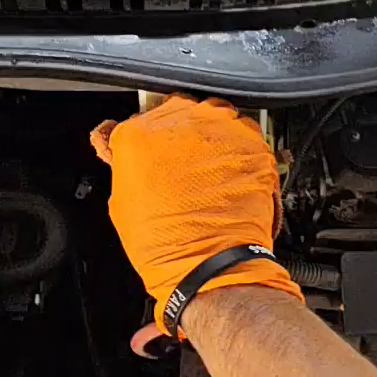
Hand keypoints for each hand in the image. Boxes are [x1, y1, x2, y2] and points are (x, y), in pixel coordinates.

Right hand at [90, 96, 300, 344]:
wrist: (210, 264)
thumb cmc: (165, 244)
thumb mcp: (122, 202)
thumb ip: (124, 164)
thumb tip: (124, 153)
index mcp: (139, 133)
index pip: (142, 117)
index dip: (151, 138)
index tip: (156, 150)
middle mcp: (182, 121)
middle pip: (181, 111)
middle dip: (182, 133)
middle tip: (184, 163)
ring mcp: (222, 129)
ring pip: (216, 118)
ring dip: (213, 138)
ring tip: (211, 171)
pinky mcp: (254, 143)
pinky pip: (245, 137)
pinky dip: (239, 152)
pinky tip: (232, 176)